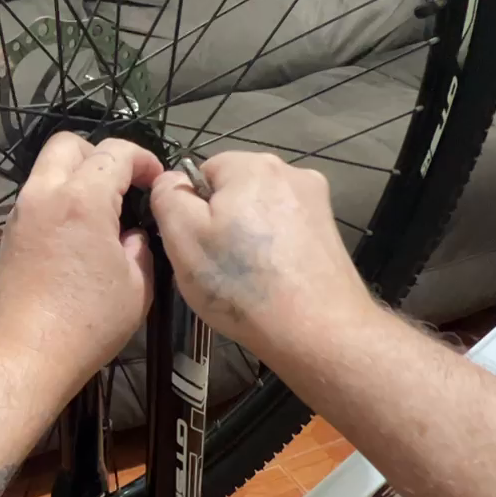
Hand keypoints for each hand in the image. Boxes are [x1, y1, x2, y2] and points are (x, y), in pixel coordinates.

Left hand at [0, 133, 161, 396]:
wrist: (25, 355)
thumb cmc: (87, 324)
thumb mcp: (136, 286)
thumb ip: (140, 248)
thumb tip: (130, 235)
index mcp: (82, 200)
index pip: (115, 152)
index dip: (143, 159)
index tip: (156, 181)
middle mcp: (44, 195)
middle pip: (68, 144)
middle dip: (101, 155)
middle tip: (123, 186)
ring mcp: (20, 214)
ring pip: (46, 169)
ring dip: (76, 177)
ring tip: (101, 212)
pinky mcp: (7, 235)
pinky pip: (36, 198)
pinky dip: (58, 200)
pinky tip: (76, 235)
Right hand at [148, 151, 378, 365]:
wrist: (317, 331)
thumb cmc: (241, 284)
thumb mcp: (182, 238)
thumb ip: (167, 196)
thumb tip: (170, 180)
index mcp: (252, 165)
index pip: (202, 171)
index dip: (189, 209)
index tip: (193, 244)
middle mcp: (290, 172)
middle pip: (233, 190)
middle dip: (219, 221)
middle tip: (214, 265)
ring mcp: (316, 202)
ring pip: (258, 212)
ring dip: (245, 237)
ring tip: (244, 278)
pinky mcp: (328, 232)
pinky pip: (283, 232)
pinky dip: (271, 251)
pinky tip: (270, 281)